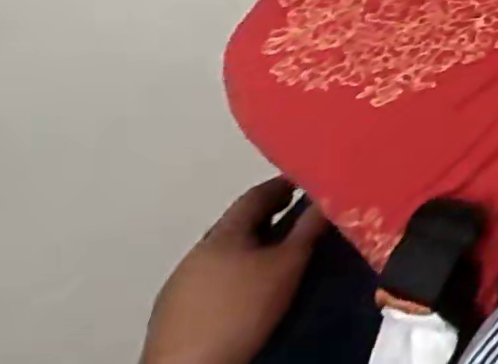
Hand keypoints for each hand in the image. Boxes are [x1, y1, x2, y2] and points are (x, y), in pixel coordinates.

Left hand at [141, 178, 325, 363]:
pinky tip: (244, 289)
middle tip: (297, 217)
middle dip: (268, 216)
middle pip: (237, 222)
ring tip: (275, 255)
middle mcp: (196, 251)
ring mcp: (178, 283)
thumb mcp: (289, 264)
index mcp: (223, 233)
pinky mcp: (170, 313)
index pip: (256, 194)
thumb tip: (327, 196)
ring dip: (249, 245)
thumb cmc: (243, 309)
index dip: (284, 185)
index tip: (308, 185)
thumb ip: (309, 227)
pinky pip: (209, 277)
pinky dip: (232, 271)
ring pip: (222, 251)